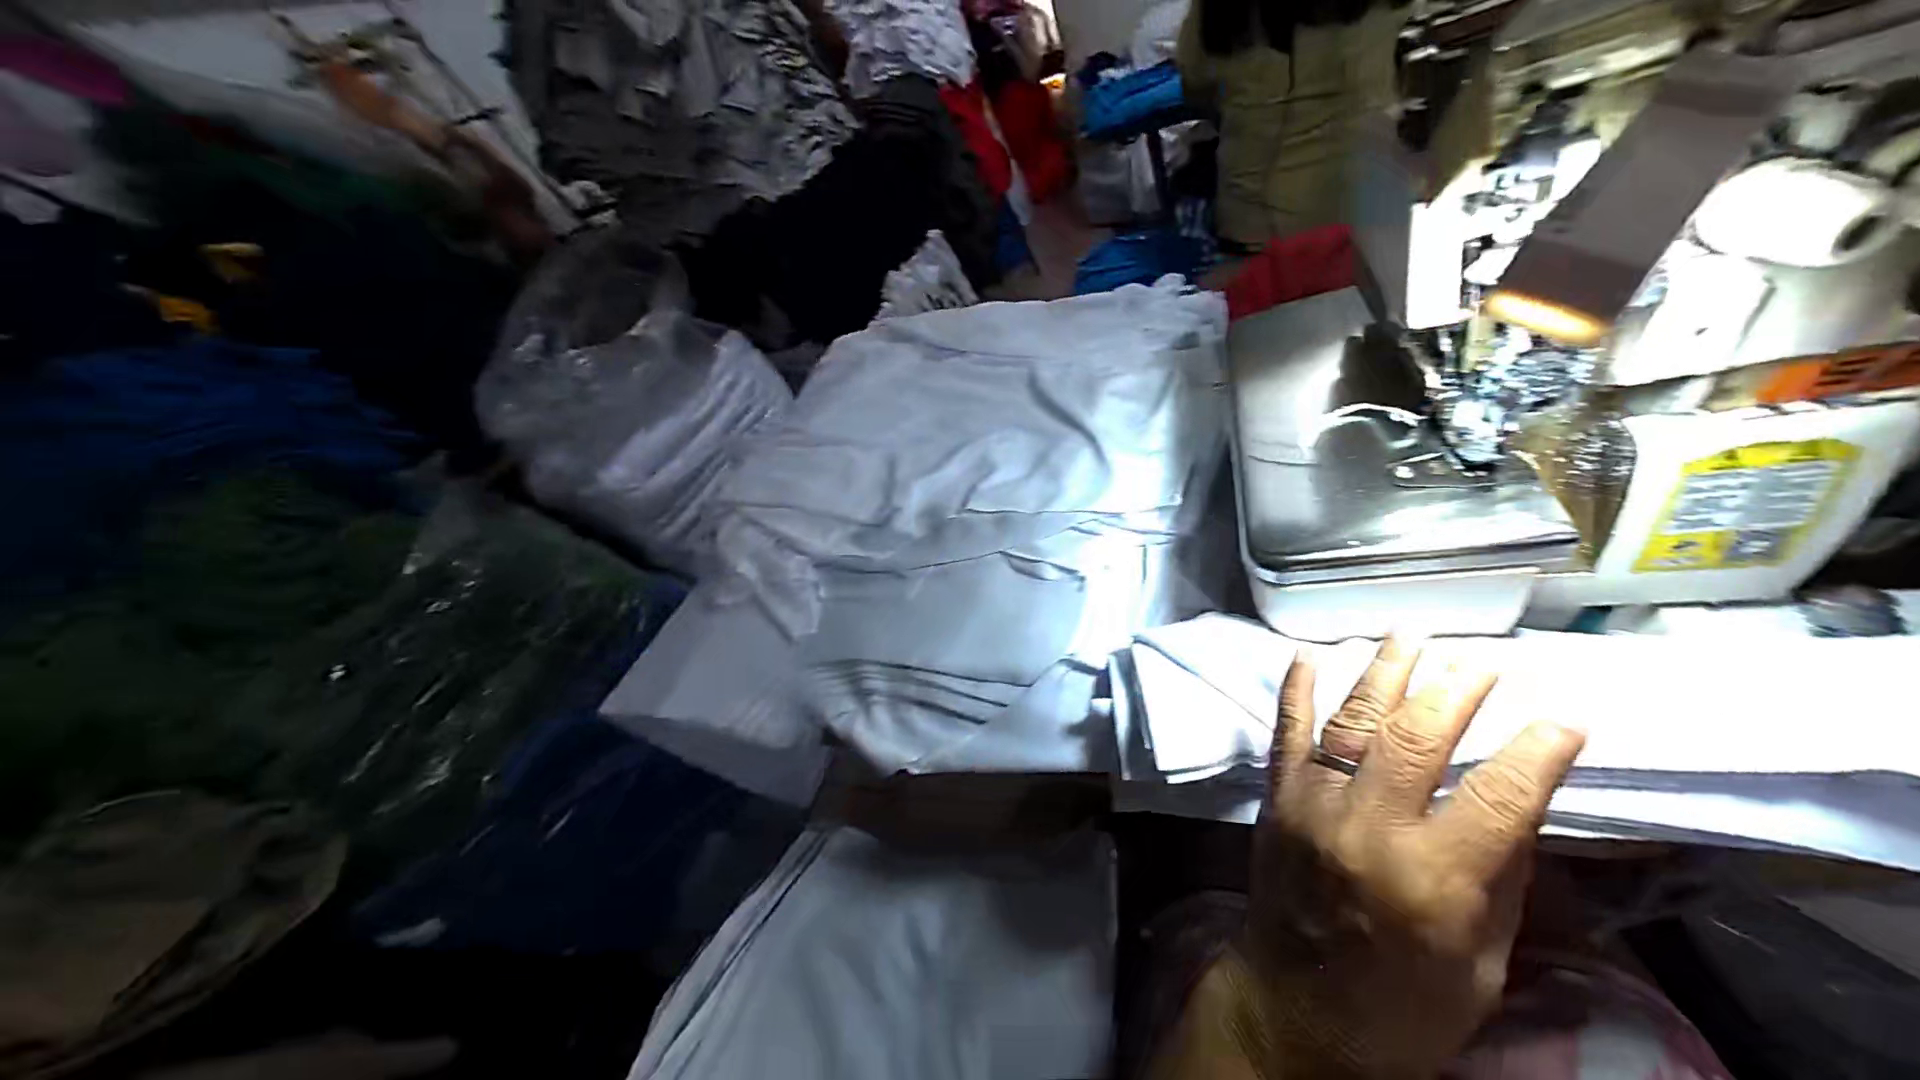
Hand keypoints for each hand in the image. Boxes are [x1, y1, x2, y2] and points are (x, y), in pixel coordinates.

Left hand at [1221, 637, 1585, 1077]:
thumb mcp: (1481, 963)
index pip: (1499, 796)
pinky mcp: (1277, 799)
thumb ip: (1501, 877)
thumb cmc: (1402, 1004)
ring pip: (1351, 721)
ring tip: (1410, 635)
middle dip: (1455, 691)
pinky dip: (1297, 690)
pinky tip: (1307, 654)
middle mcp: (1367, 827)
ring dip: (1382, 673)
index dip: (1539, 752)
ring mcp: (1313, 804)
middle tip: (1484, 662)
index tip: (1566, 718)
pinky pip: (1285, 732)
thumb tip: (1518, 799)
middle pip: (1416, 738)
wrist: (1293, 1008)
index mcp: (1433, 879)